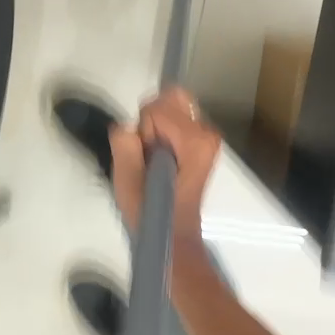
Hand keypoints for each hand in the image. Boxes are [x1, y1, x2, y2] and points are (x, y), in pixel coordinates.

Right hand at [107, 86, 221, 241]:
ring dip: (157, 127)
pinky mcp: (203, 142)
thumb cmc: (150, 212)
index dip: (143, 130)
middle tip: (150, 155)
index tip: (145, 157)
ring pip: (173, 106)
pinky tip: (163, 159)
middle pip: (171, 98)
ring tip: (156, 160)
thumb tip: (127, 126)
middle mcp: (207, 133)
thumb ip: (125, 146)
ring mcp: (208, 137)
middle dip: (152, 121)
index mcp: (194, 141)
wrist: (173, 236)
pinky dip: (164, 132)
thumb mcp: (128, 181)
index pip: (156, 108)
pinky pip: (177, 118)